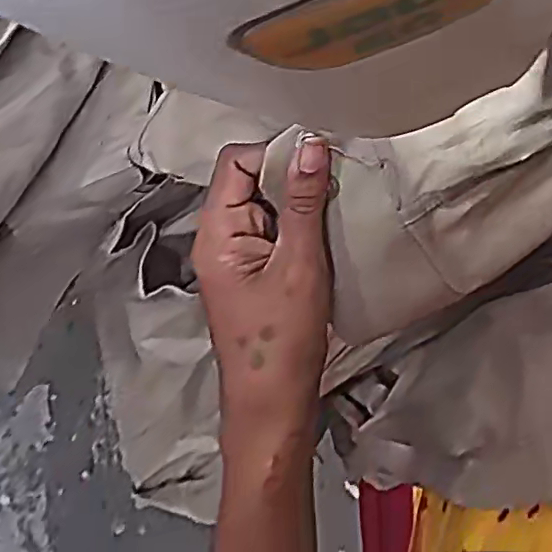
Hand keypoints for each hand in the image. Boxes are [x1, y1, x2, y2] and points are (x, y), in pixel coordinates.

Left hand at [193, 138, 333, 453]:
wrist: (275, 406)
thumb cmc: (281, 341)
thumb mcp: (299, 263)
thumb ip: (304, 200)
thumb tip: (311, 145)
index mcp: (217, 231)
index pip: (237, 161)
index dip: (275, 152)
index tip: (317, 157)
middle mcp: (221, 235)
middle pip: (252, 176)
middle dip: (292, 172)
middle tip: (333, 180)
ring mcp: (240, 251)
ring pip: (268, 199)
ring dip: (301, 196)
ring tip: (334, 203)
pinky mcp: (258, 265)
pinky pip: (278, 222)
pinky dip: (303, 217)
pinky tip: (327, 225)